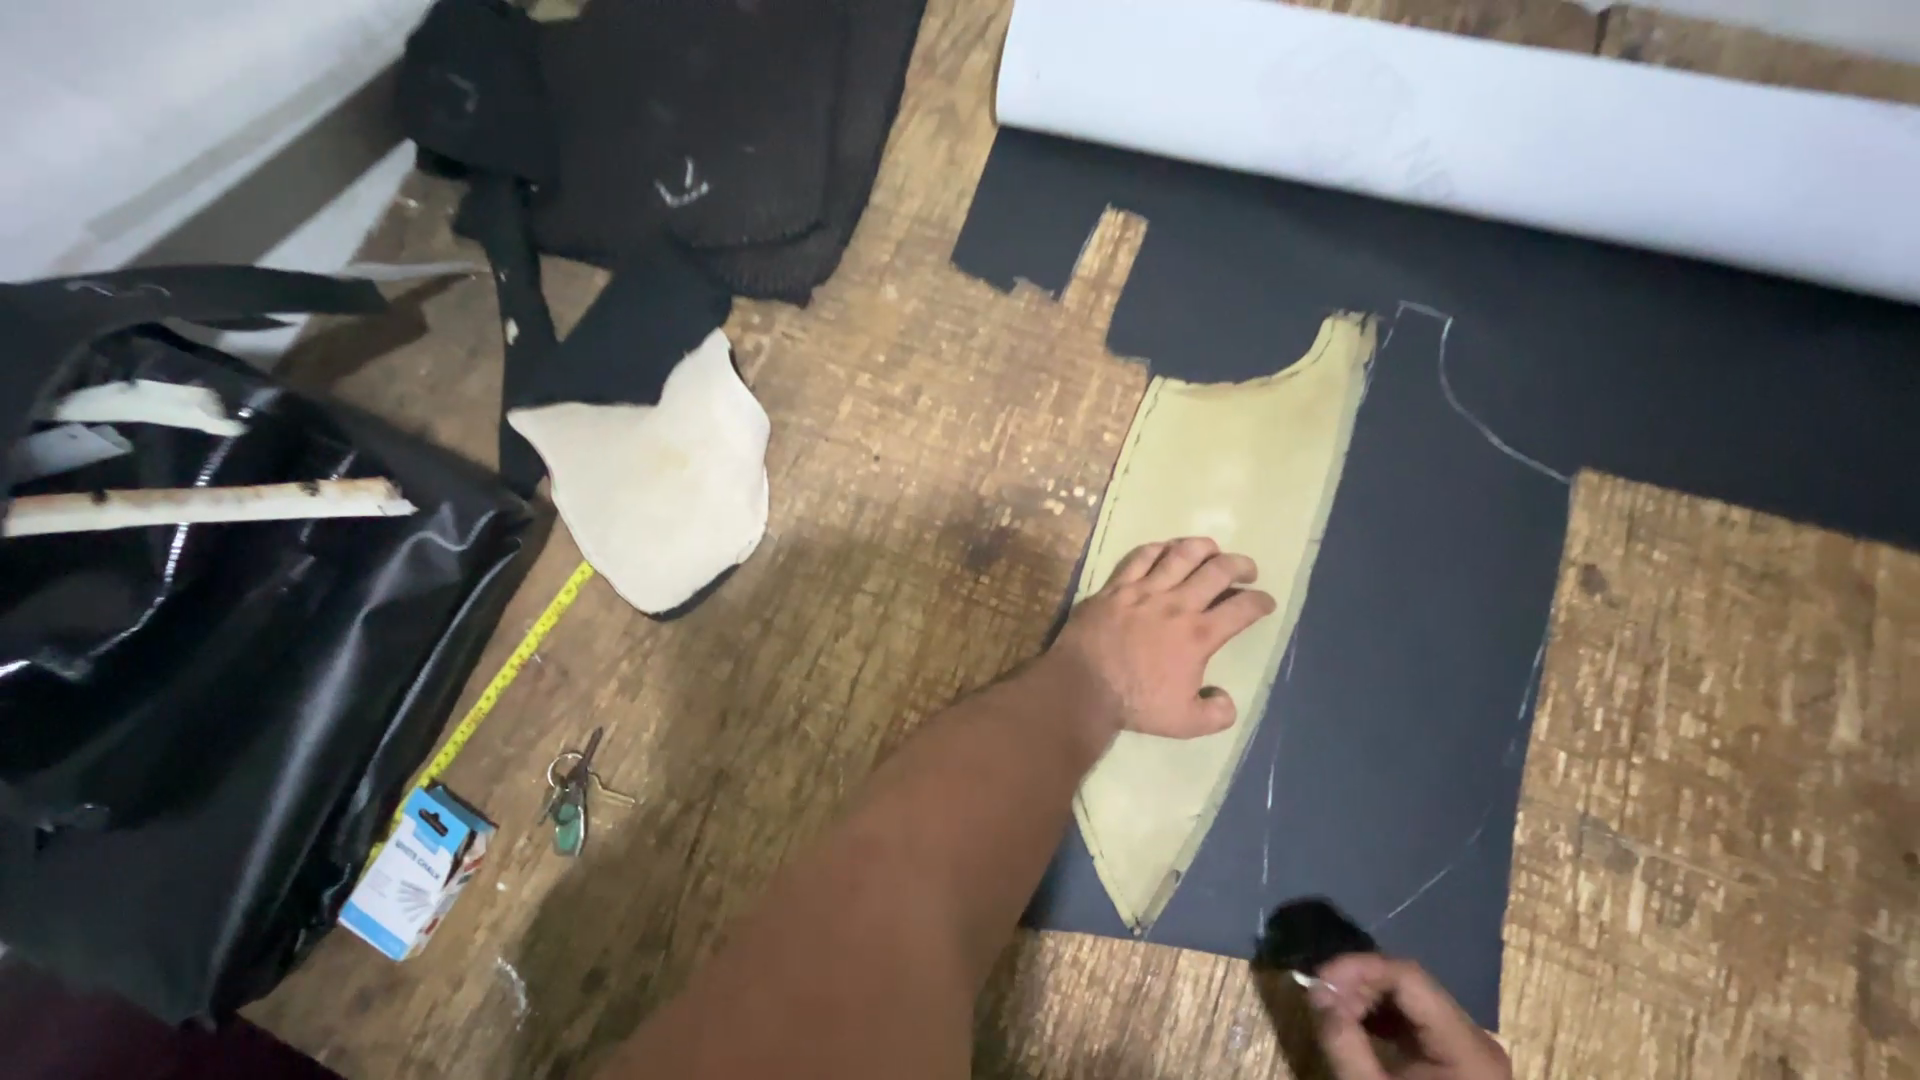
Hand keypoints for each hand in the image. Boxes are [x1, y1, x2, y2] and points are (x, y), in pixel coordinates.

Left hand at [1045, 537, 1276, 739]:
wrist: (1082, 687)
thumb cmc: (1134, 704)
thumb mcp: (1185, 723)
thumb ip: (1216, 713)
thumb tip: (1226, 699)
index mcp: (1198, 635)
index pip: (1243, 608)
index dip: (1261, 601)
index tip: (1265, 602)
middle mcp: (1176, 604)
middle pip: (1218, 570)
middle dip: (1241, 565)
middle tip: (1247, 571)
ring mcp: (1144, 591)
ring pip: (1181, 554)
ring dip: (1204, 547)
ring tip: (1213, 551)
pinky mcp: (1115, 587)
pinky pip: (1140, 556)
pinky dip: (1159, 549)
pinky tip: (1166, 550)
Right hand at [1308, 955, 1511, 1079]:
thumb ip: (1342, 1041)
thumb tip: (1315, 990)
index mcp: (1467, 1048)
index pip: (1407, 976)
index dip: (1357, 968)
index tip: (1317, 981)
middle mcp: (1477, 1039)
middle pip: (1410, 984)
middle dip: (1358, 984)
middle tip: (1320, 1002)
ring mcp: (1471, 1050)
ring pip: (1410, 999)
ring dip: (1366, 998)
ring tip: (1333, 1015)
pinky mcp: (1459, 1061)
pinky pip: (1416, 1022)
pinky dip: (1382, 1018)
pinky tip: (1356, 1029)